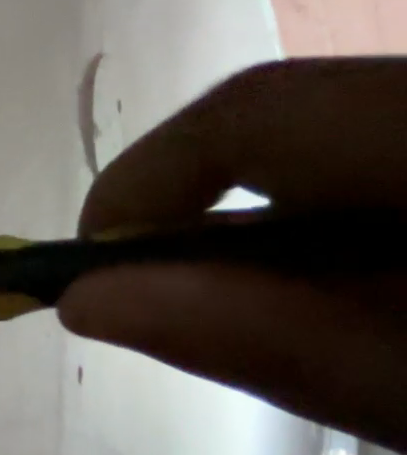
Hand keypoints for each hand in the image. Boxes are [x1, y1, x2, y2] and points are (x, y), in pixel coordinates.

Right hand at [59, 57, 406, 452]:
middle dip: (199, 209)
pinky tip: (357, 286)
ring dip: (270, 222)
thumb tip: (86, 299)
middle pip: (287, 123)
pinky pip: (368, 155)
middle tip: (176, 298)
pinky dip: (331, 219)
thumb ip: (258, 338)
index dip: (143, 186)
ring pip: (333, 141)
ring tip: (276, 307)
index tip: (96, 269)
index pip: (252, 116)